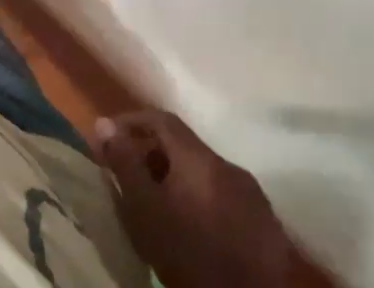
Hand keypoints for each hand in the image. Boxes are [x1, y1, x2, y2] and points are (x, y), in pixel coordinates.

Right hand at [93, 111, 298, 287]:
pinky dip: (201, 199)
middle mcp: (233, 170)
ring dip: (177, 178)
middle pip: (185, 147)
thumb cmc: (186, 253)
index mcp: (202, 160)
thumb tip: (105, 123)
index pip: (162, 120)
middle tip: (128, 177)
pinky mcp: (268, 227)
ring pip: (206, 173)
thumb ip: (124, 161)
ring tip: (157, 204)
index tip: (108, 140)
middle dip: (152, 155)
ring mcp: (256, 199)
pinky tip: (191, 226)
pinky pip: (226, 197)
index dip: (131, 122)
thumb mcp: (143, 207)